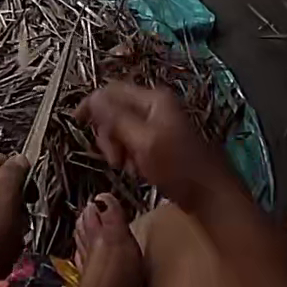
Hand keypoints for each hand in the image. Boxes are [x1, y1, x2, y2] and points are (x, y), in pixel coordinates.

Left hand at [0, 154, 27, 286]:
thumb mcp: (5, 193)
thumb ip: (15, 173)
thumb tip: (19, 158)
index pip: (3, 162)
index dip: (21, 176)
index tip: (32, 196)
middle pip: (2, 196)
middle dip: (17, 213)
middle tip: (19, 226)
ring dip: (9, 238)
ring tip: (5, 250)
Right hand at [75, 82, 240, 206]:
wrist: (209, 195)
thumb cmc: (178, 167)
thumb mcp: (142, 141)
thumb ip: (116, 118)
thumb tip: (92, 98)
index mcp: (153, 99)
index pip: (112, 91)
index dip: (92, 104)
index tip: (77, 121)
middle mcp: (154, 106)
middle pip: (114, 110)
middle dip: (108, 134)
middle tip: (114, 158)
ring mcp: (157, 124)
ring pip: (121, 128)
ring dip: (117, 148)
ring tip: (127, 166)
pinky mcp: (158, 141)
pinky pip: (132, 142)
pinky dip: (128, 155)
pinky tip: (136, 169)